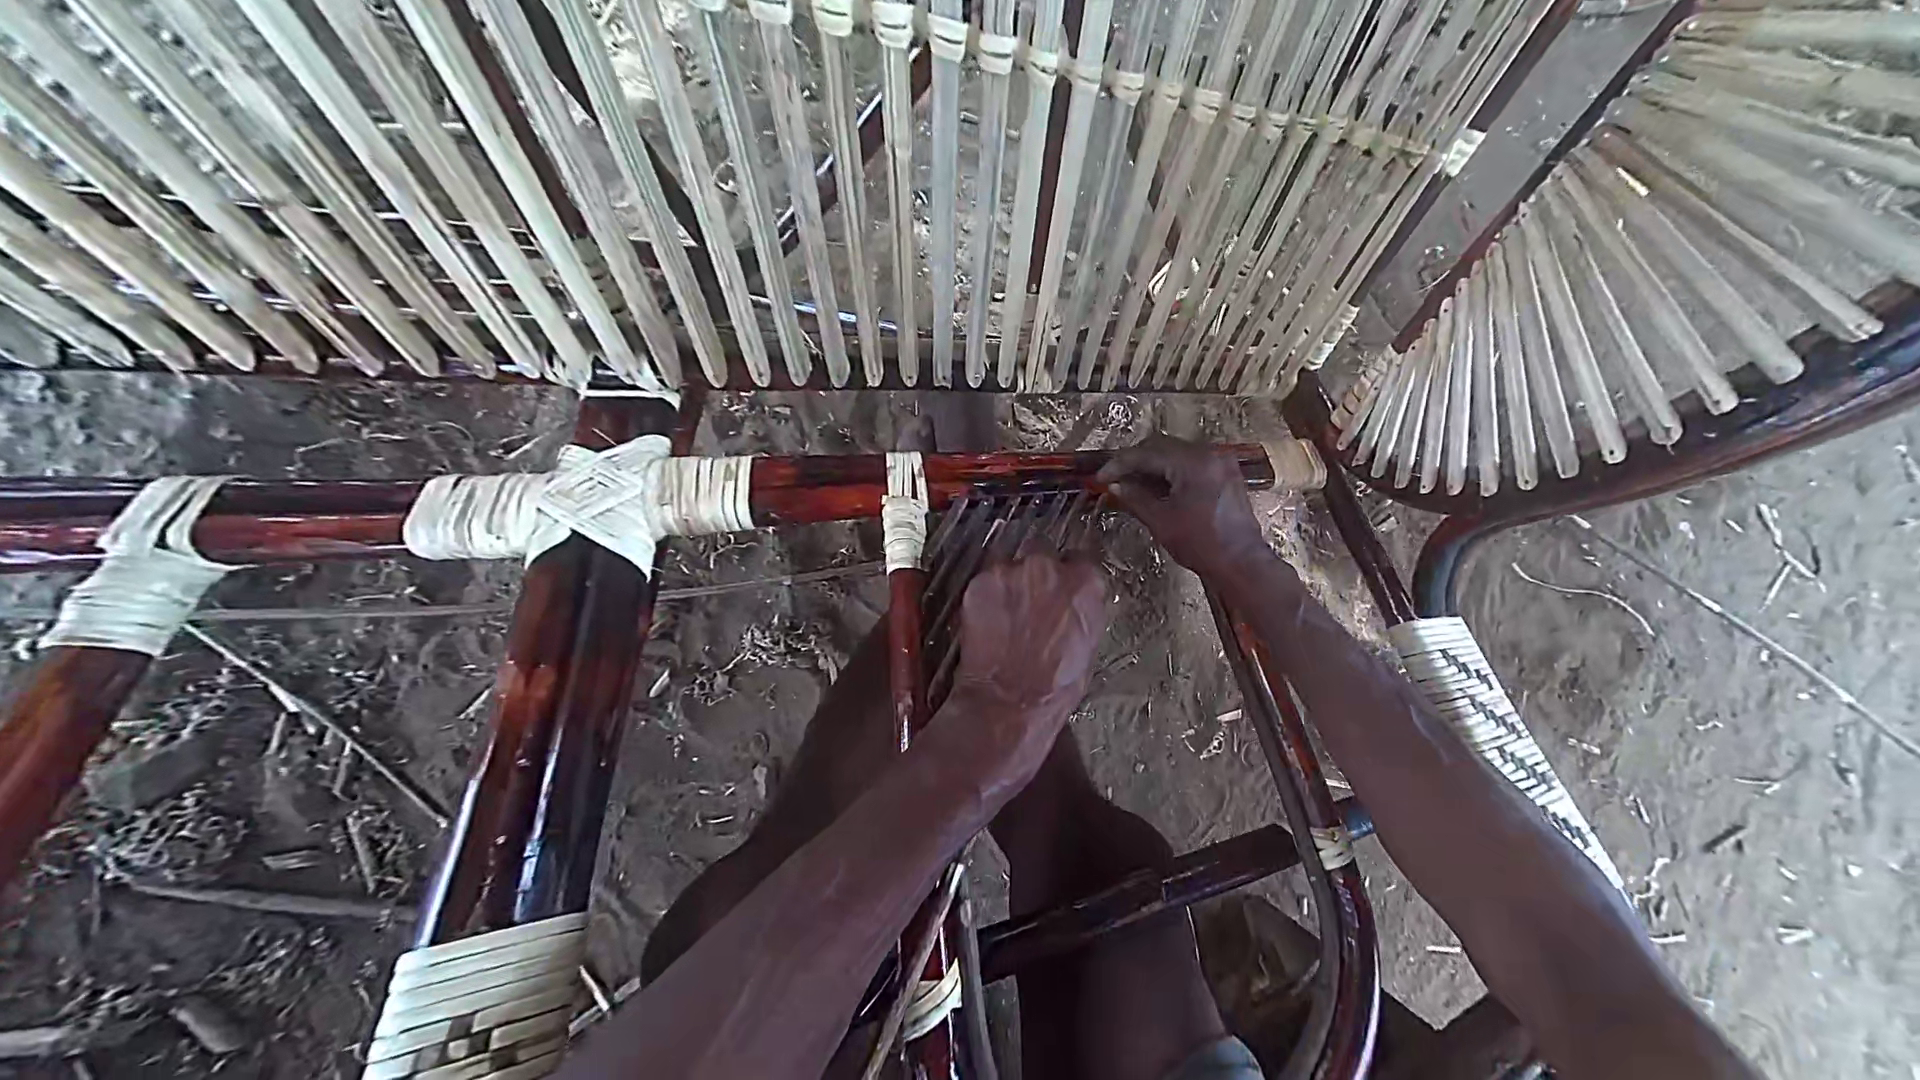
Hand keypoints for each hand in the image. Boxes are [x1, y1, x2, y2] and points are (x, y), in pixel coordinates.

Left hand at [947, 552, 1107, 762]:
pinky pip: (985, 581)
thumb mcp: (1088, 645)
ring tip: (1006, 616)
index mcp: (1084, 583)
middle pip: (1042, 555)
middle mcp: (1049, 568)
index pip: (1080, 561)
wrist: (1010, 700)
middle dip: (1037, 576)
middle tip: (1029, 604)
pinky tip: (989, 621)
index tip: (1059, 589)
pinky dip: (986, 596)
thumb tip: (1074, 605)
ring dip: (1010, 584)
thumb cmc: (1054, 686)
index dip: (1068, 575)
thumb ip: (1082, 612)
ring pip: (1011, 566)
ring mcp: (1012, 571)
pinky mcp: (981, 582)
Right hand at [1096, 435, 1272, 580]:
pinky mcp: (1225, 473)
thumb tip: (1115, 485)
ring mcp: (1220, 462)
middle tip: (1114, 478)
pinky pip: (1190, 462)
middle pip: (1162, 445)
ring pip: (1176, 452)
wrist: (1241, 563)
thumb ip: (1135, 497)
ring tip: (1132, 483)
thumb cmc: (1200, 544)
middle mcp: (1209, 454)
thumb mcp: (1161, 520)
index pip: (1147, 453)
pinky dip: (1170, 470)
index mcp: (1193, 463)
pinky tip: (1156, 486)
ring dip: (1152, 465)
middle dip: (1135, 460)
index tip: (1100, 477)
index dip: (1119, 464)